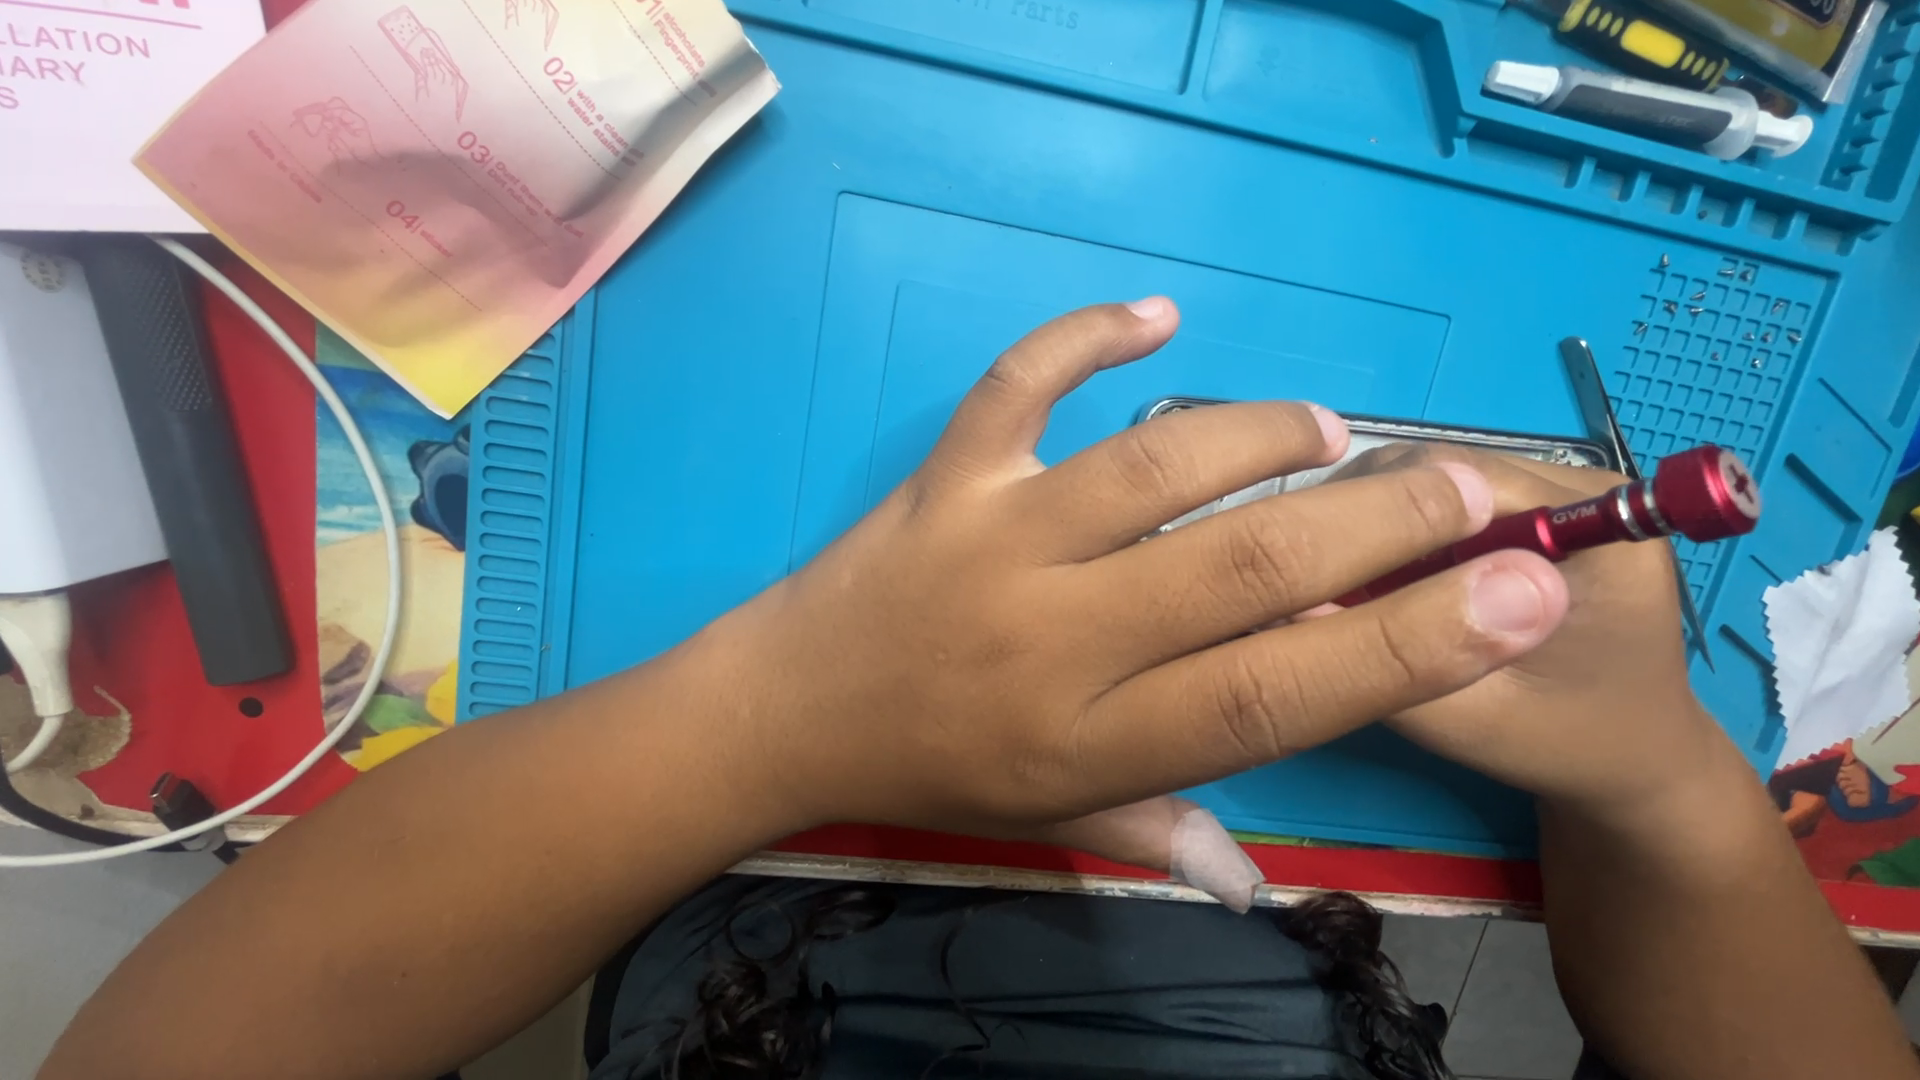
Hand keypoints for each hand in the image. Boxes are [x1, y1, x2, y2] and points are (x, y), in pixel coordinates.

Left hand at [691, 299, 1568, 865]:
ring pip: (1153, 469)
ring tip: (1326, 430)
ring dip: (1257, 437)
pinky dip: (1081, 336)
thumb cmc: (928, 770)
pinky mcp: (945, 479)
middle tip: (1464, 482)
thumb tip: (1263, 883)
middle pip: (1242, 569)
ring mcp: (995, 540)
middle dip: (1377, 522)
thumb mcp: (1045, 824)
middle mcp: (1055, 634)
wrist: (789, 710)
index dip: (1411, 644)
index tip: (1522, 588)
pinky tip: (1153, 316)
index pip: (1276, 692)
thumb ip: (1158, 838)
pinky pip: (1017, 386)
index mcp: (1093, 739)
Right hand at [1337, 444, 1736, 820]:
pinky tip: (1384, 574)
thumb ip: (1385, 664)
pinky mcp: (1538, 504)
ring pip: (1434, 474)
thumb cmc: (1556, 742)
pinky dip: (1402, 526)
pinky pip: (1448, 495)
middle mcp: (1587, 492)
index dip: (1365, 506)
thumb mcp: (1461, 720)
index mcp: (1598, 535)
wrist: (1630, 753)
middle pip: (1440, 466)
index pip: (1455, 477)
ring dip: (1378, 518)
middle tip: (1315, 571)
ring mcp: (1563, 493)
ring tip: (1347, 576)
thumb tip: (1286, 607)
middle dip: (1363, 510)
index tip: (1306, 557)